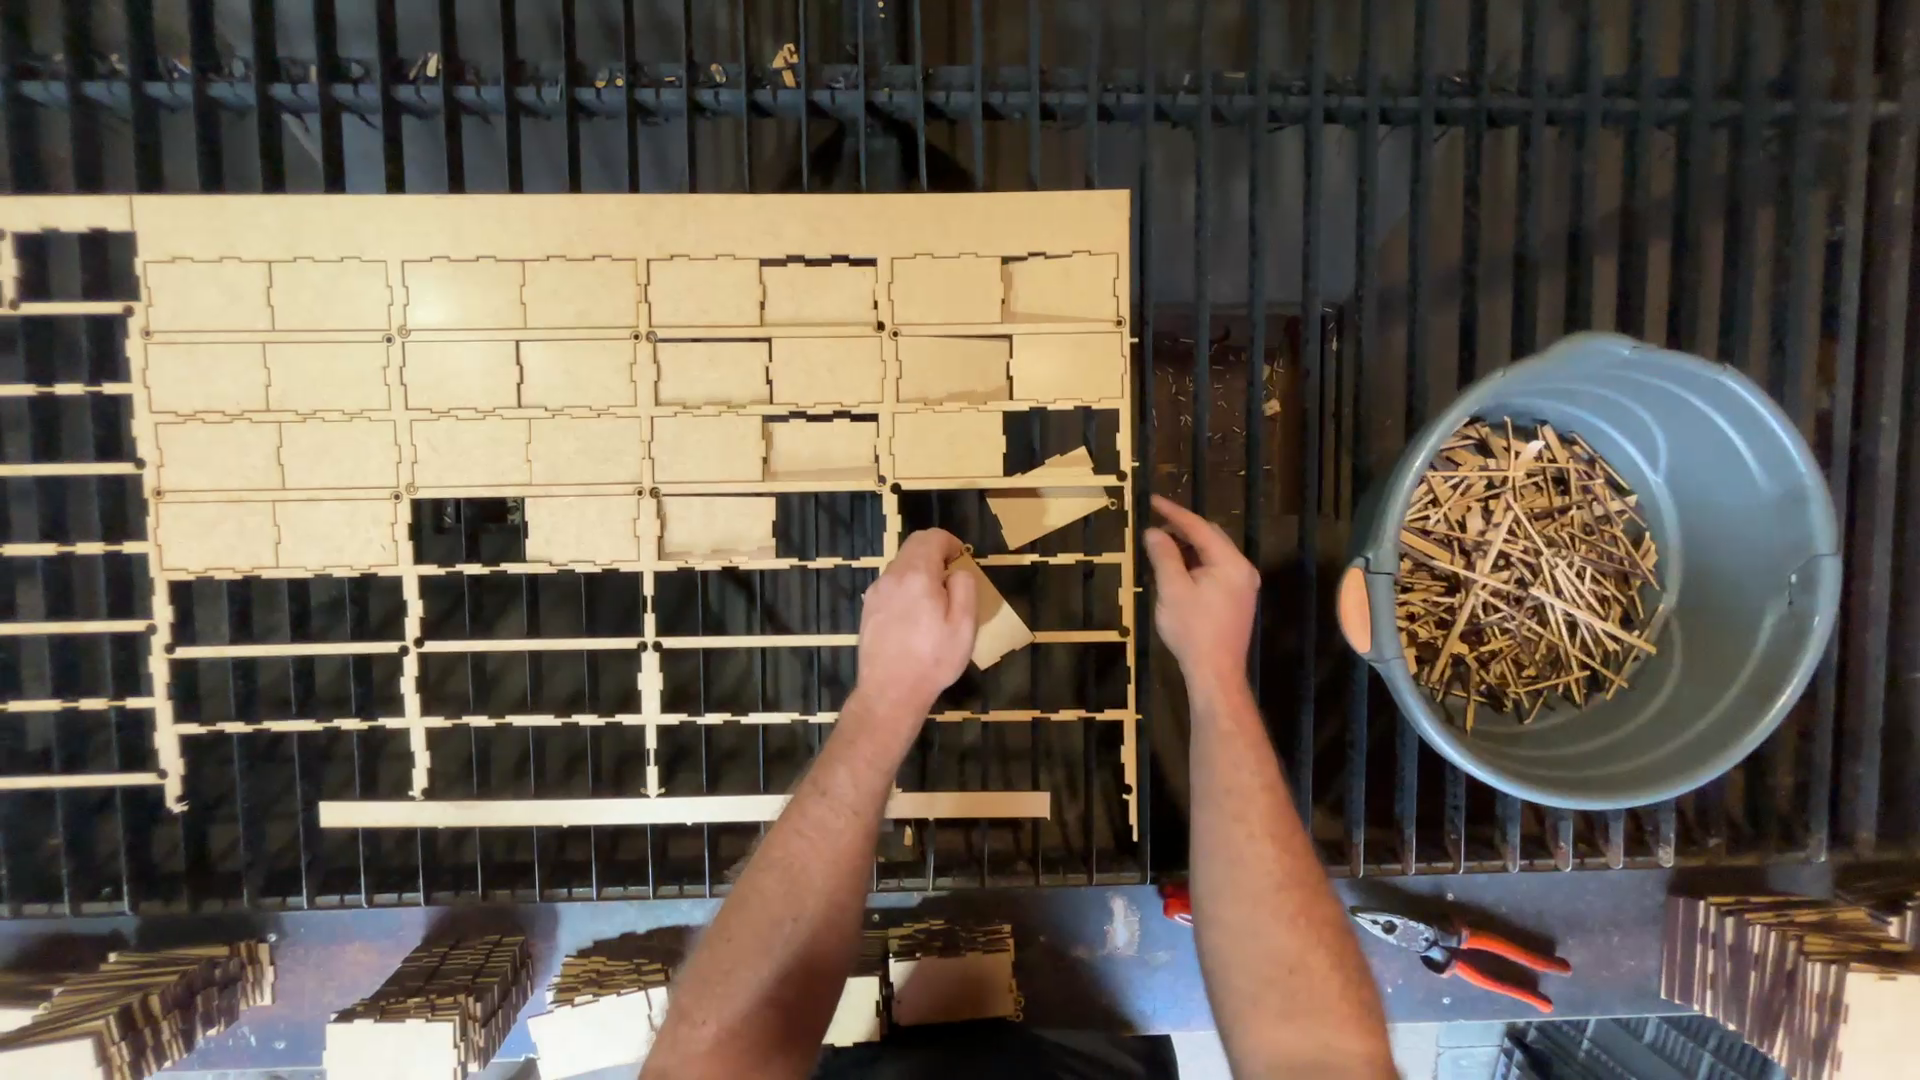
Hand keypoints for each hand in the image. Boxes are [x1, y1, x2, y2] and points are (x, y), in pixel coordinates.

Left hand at [853, 528, 977, 719]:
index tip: (962, 561)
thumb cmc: (933, 659)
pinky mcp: (868, 609)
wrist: (890, 692)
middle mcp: (891, 576)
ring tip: (936, 603)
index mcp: (916, 575)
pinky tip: (915, 618)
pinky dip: (906, 589)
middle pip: (913, 547)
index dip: (951, 543)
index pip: (932, 537)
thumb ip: (964, 587)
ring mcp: (876, 593)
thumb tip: (957, 571)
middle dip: (936, 555)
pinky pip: (891, 586)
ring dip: (920, 573)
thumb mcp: (965, 625)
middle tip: (952, 580)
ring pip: (901, 567)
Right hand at [1143, 494, 1257, 690]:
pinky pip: (1216, 570)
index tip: (1153, 501)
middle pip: (1211, 538)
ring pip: (1212, 554)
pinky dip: (1195, 564)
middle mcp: (1243, 569)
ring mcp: (1243, 585)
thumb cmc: (1192, 630)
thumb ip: (1164, 556)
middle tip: (1155, 526)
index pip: (1200, 527)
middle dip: (1182, 529)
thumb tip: (1153, 531)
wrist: (1215, 672)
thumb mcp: (1172, 589)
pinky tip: (1176, 570)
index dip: (1174, 513)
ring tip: (1161, 548)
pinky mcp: (1236, 599)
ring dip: (1187, 548)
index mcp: (1231, 563)